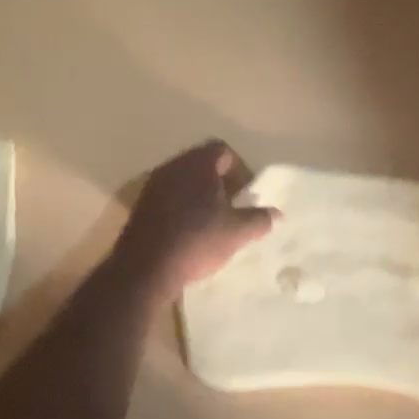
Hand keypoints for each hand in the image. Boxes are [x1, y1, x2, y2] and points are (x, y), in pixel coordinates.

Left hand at [113, 140, 276, 300]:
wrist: (145, 267)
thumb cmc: (196, 240)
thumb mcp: (236, 232)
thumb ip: (259, 219)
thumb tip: (277, 214)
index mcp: (197, 163)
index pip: (222, 150)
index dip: (240, 169)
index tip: (246, 193)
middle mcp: (173, 166)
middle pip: (202, 164)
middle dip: (220, 182)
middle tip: (233, 207)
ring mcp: (154, 184)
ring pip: (184, 180)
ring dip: (200, 195)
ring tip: (212, 222)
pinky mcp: (141, 205)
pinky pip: (168, 196)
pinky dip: (182, 207)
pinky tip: (189, 232)